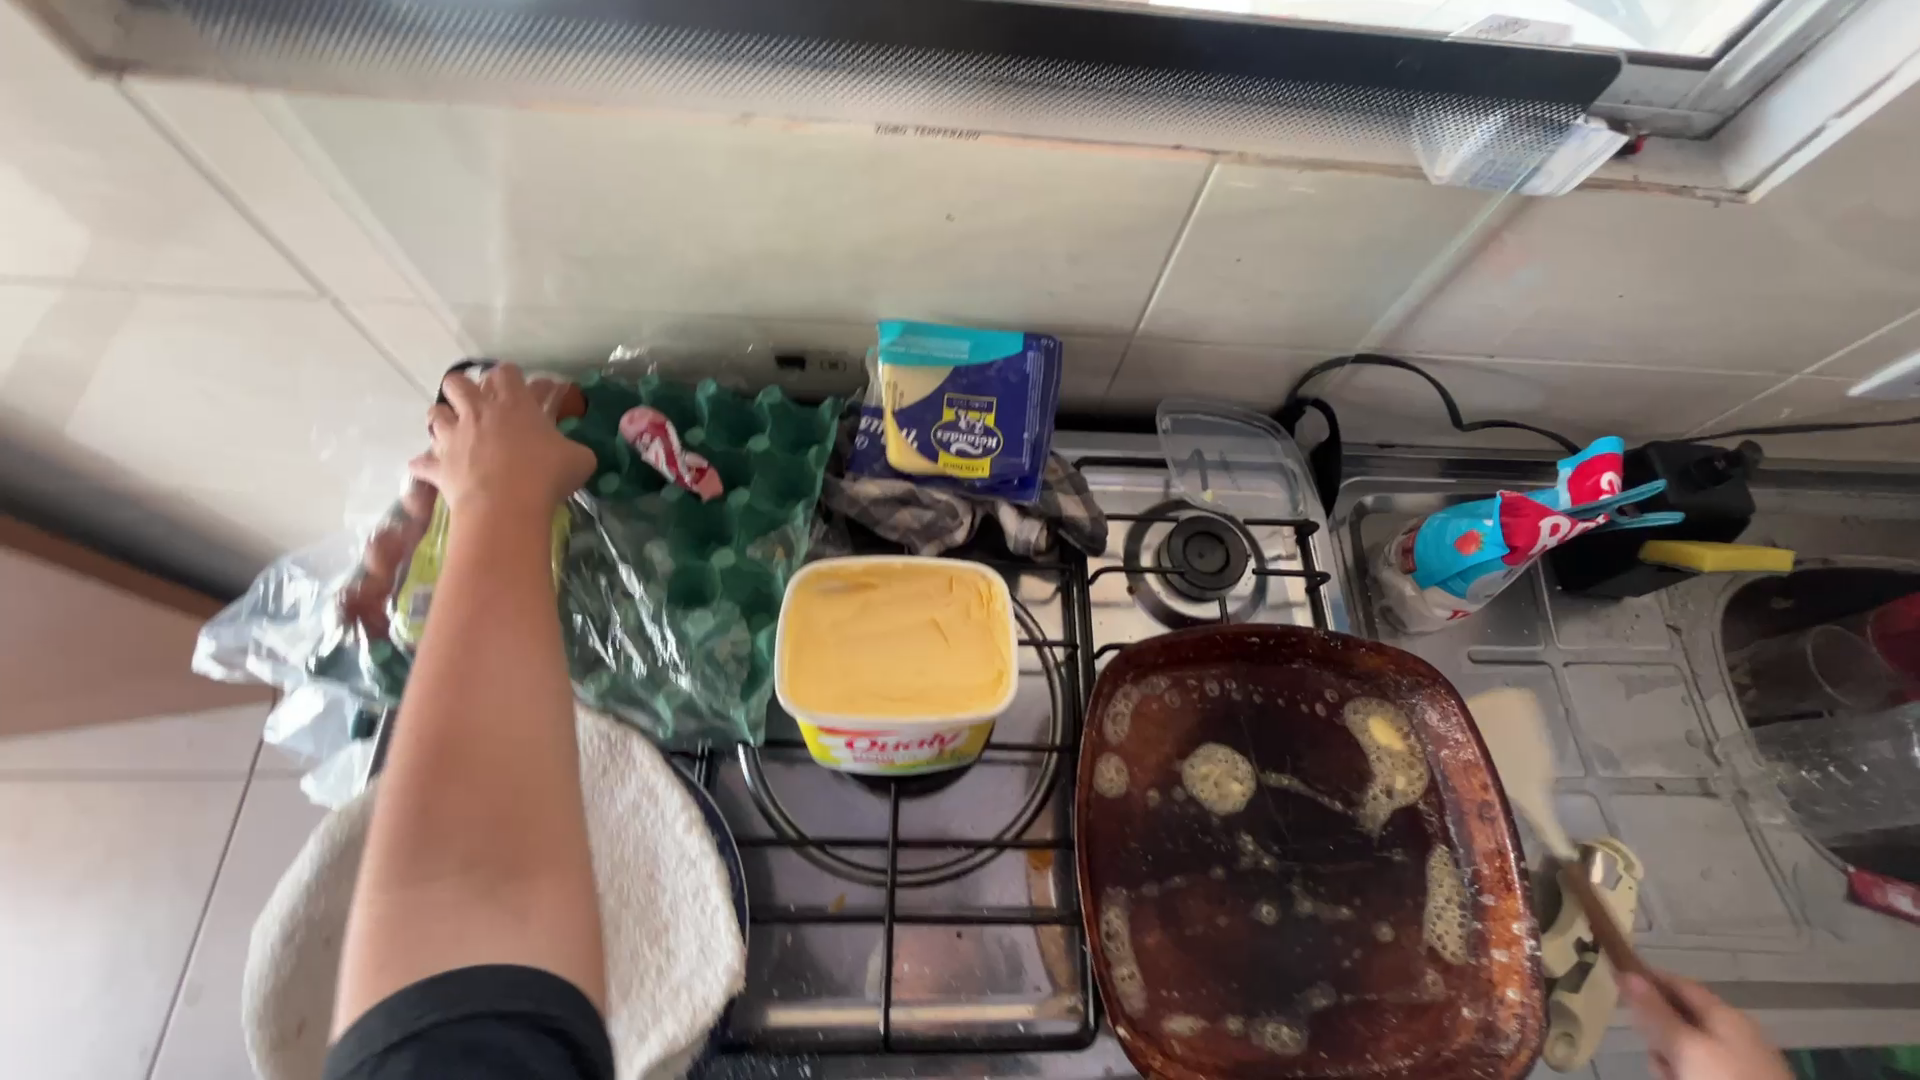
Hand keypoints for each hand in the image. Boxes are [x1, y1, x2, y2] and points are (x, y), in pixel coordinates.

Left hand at [411, 364, 594, 522]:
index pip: (506, 372)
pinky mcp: (438, 465)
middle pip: (457, 382)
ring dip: (444, 419)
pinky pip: (421, 462)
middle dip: (465, 388)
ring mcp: (453, 437)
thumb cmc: (546, 475)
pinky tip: (436, 468)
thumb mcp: (580, 458)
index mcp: (514, 404)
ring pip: (434, 413)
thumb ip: (573, 447)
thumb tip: (573, 452)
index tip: (520, 388)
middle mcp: (478, 413)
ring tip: (457, 432)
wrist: (506, 507)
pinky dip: (427, 463)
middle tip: (481, 405)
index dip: (511, 376)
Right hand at [1622, 972, 1791, 1079]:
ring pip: (1685, 1046)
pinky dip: (1684, 1073)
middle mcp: (1734, 1033)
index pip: (1677, 982)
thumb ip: (1653, 1010)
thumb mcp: (1683, 1047)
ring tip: (1669, 1074)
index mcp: (1726, 1016)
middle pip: (1678, 1016)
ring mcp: (1738, 1061)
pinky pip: (1698, 1067)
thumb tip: (1625, 972)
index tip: (1615, 984)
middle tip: (1649, 1046)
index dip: (1645, 979)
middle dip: (1657, 1031)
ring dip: (1667, 1057)